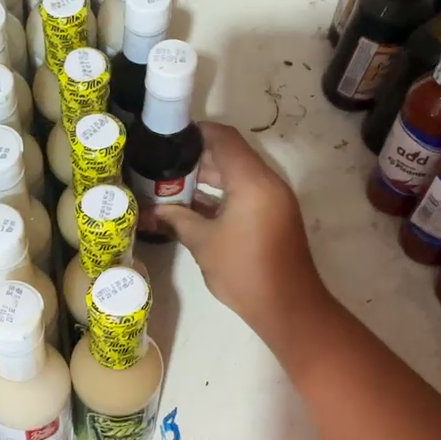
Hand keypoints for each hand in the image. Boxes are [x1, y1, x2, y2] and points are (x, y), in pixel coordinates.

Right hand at [160, 122, 333, 341]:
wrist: (288, 307)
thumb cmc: (243, 271)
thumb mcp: (203, 243)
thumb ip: (177, 219)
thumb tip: (153, 210)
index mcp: (252, 181)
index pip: (223, 139)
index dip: (196, 132)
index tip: (168, 137)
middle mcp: (267, 182)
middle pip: (230, 155)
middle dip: (196, 158)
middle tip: (162, 164)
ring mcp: (273, 199)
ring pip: (237, 175)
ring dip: (208, 178)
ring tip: (171, 185)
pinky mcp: (274, 215)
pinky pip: (245, 192)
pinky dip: (222, 194)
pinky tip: (193, 206)